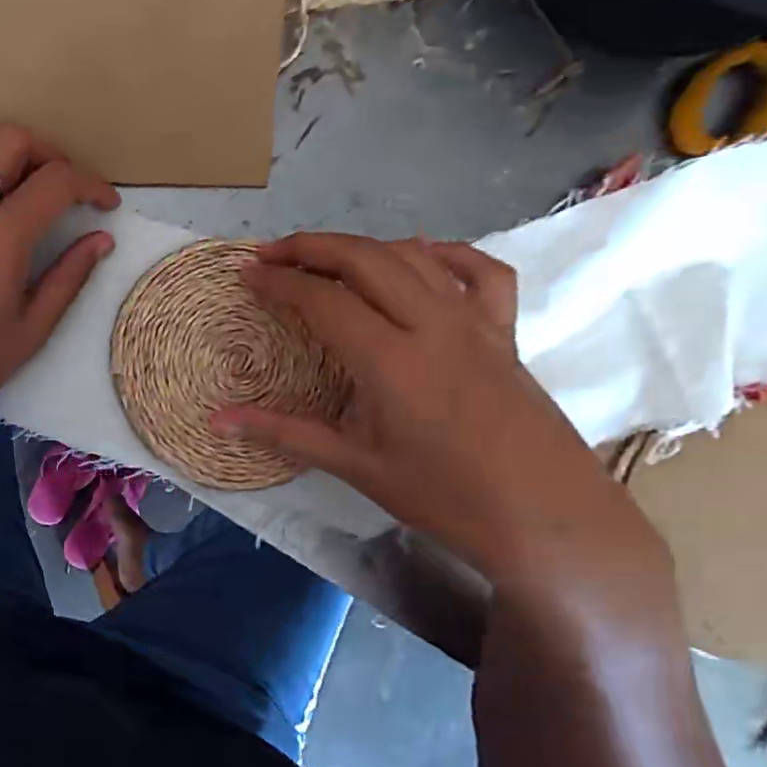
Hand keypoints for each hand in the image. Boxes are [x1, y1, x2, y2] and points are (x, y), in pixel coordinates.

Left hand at [0, 124, 119, 457]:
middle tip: (61, 187)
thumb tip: (102, 239)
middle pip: (8, 140)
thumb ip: (70, 276)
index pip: (56, 182)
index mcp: (0, 242)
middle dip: (47, 152)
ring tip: (12, 182)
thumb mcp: (34, 327)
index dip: (91, 184)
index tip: (105, 204)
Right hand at [213, 233, 666, 592]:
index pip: (322, 299)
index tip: (245, 274)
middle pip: (364, 258)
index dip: (278, 281)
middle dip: (310, 246)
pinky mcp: (505, 331)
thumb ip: (283, 433)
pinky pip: (480, 271)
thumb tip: (216, 421)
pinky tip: (421, 255)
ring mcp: (474, 322)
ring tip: (327, 256)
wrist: (550, 520)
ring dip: (363, 246)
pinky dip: (445, 253)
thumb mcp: (355, 466)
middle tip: (271, 253)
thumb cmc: (446, 498)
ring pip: (412, 256)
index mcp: (390, 359)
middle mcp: (431, 324)